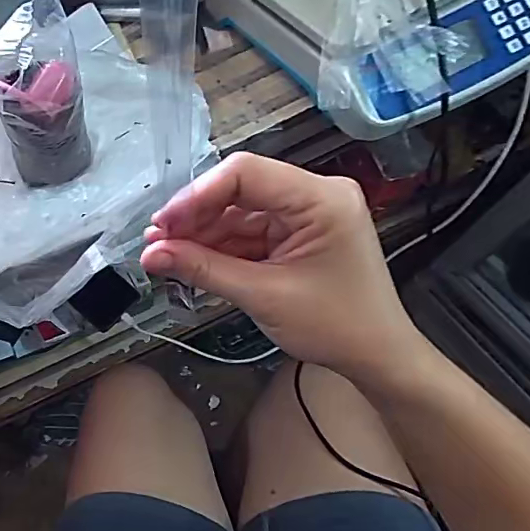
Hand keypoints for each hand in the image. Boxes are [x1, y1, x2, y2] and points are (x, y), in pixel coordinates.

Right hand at [142, 153, 433, 383]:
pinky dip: (221, 247)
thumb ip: (204, 269)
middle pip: (239, 191)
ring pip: (240, 213)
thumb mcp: (263, 296)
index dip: (197, 196)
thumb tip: (152, 254)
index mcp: (320, 198)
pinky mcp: (298, 234)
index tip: (164, 224)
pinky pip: (251, 232)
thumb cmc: (336, 326)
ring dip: (203, 234)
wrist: (377, 356)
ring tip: (165, 253)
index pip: (245, 174)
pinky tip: (191, 258)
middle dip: (196, 218)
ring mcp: (307, 214)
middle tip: (157, 242)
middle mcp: (315, 195)